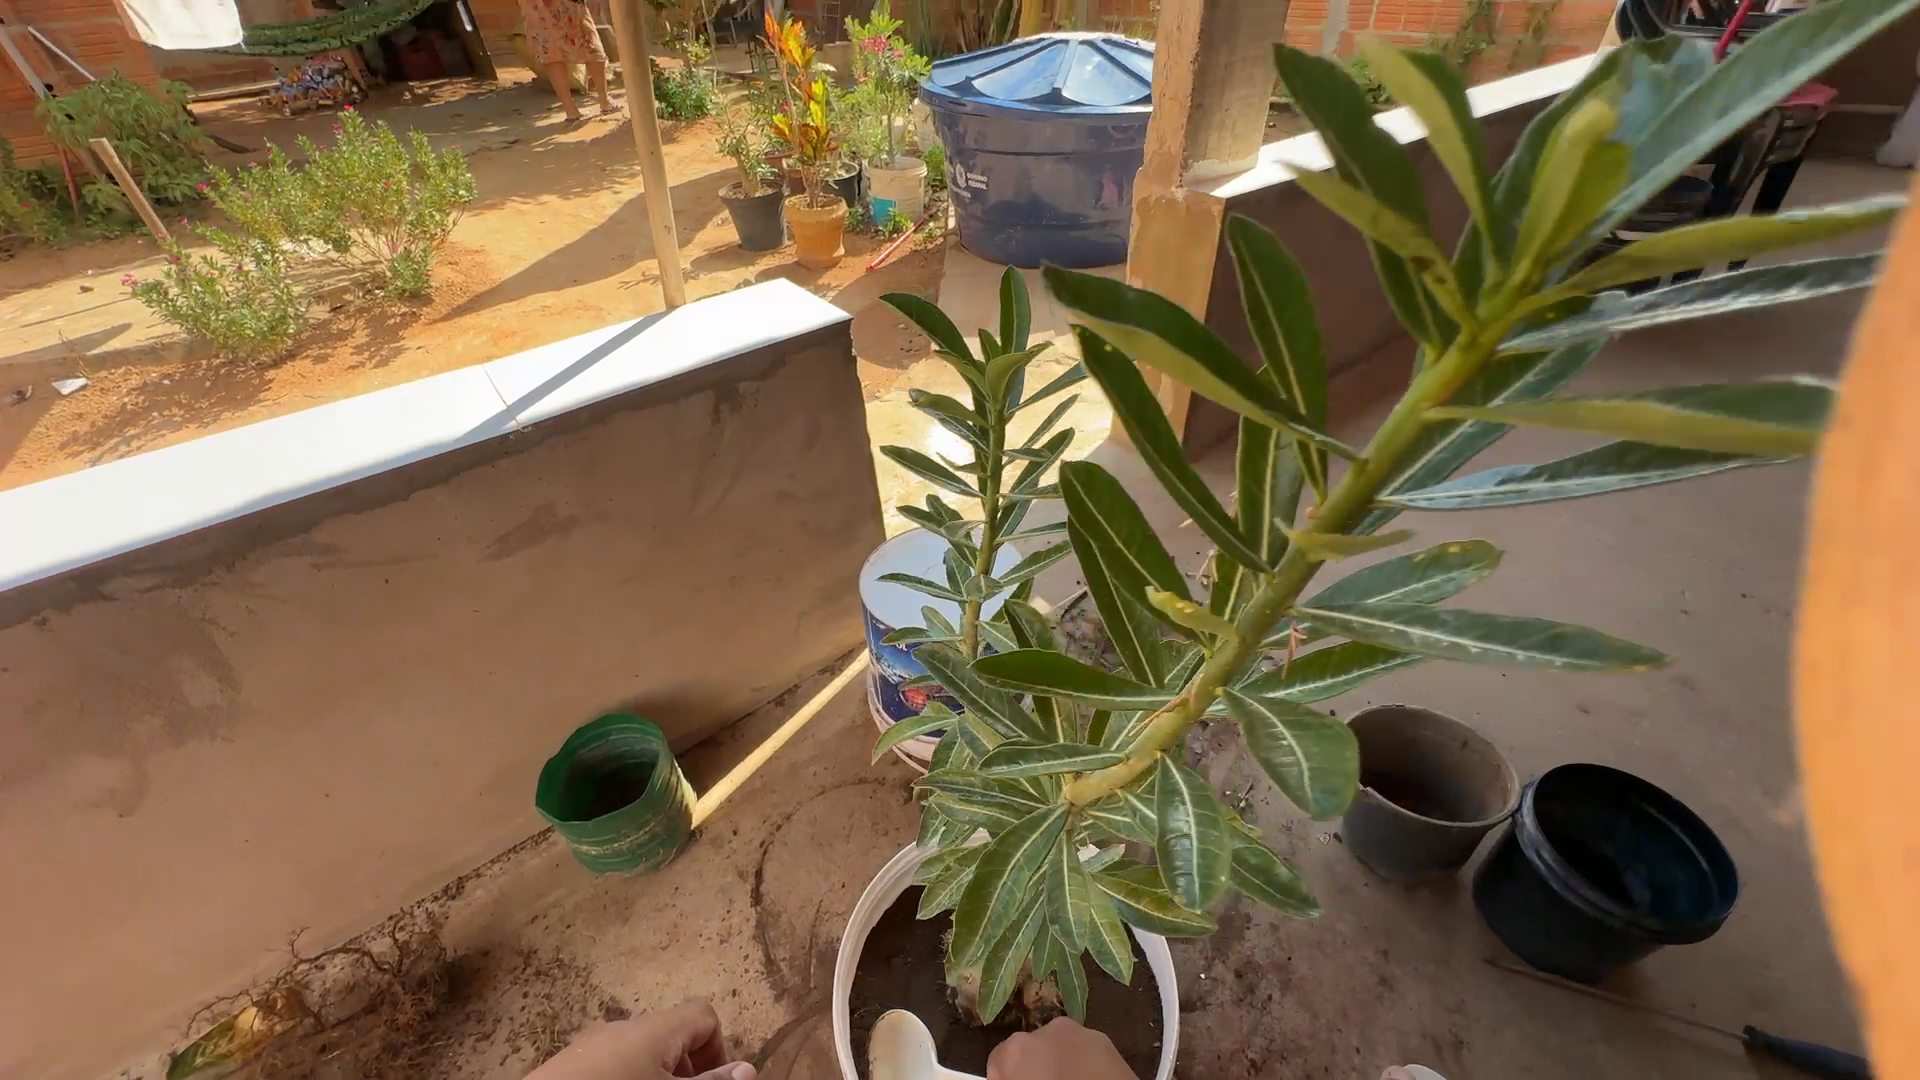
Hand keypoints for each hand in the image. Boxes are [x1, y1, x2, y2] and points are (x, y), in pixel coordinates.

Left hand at [526, 1000, 755, 1079]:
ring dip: (651, 1077)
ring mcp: (587, 1046)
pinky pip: (605, 1068)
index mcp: (655, 1028)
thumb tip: (750, 1070)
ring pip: (635, 1056)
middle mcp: (623, 1026)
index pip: (704, 1014)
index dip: (717, 1049)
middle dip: (684, 1071)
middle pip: (669, 1036)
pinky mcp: (559, 1069)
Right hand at [986, 1018, 1135, 1079]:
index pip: (997, 1061)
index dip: (1003, 1079)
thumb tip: (1013, 1075)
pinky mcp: (1105, 1040)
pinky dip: (1082, 1066)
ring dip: (1058, 1067)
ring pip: (1058, 1049)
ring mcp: (1080, 1031)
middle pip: (1029, 1051)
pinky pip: (1083, 1052)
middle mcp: (1047, 1029)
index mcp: (1019, 1048)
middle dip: (1033, 1071)